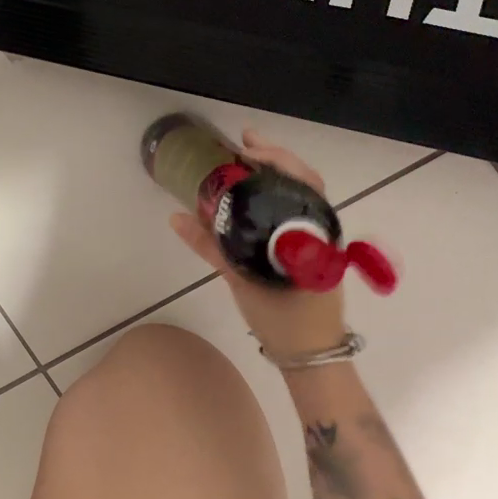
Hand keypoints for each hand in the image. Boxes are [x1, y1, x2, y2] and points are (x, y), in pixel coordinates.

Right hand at [169, 130, 348, 361]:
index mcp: (311, 235)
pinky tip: (252, 195)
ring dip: (274, 176)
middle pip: (303, 182)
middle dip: (274, 158)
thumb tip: (177, 216)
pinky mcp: (308, 254)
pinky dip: (275, 196)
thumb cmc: (283, 319)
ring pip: (300, 197)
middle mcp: (319, 232)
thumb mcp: (242, 281)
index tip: (246, 148)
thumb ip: (210, 247)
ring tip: (243, 161)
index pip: (303, 182)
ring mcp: (316, 243)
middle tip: (243, 141)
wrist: (311, 357)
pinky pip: (295, 213)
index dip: (276, 159)